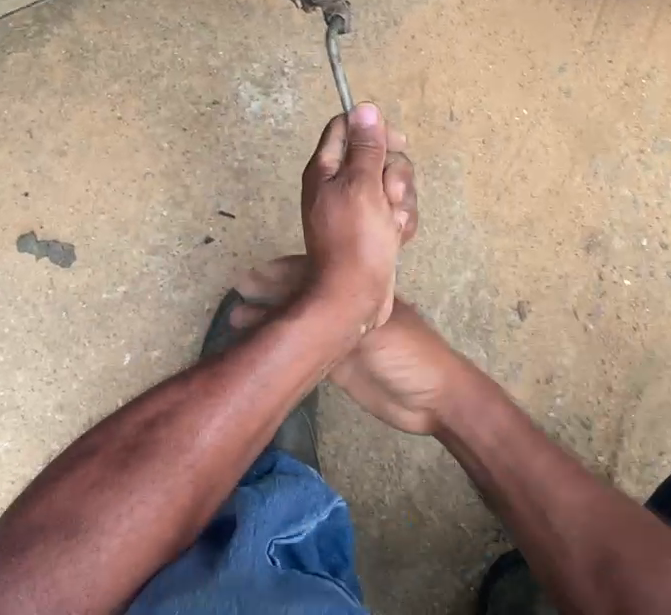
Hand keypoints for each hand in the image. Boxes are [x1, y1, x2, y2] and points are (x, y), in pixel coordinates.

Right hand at [233, 259, 465, 436]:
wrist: (434, 399)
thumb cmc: (413, 353)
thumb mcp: (380, 327)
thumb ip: (344, 315)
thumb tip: (306, 305)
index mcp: (360, 287)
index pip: (317, 270)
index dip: (284, 270)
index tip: (254, 274)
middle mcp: (346, 306)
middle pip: (303, 292)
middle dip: (271, 289)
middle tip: (238, 290)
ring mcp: (339, 335)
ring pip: (299, 320)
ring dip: (270, 317)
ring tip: (236, 319)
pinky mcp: (336, 364)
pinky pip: (302, 349)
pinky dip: (281, 345)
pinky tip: (258, 346)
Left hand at [299, 103, 413, 331]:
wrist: (355, 297)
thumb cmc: (355, 240)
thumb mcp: (362, 185)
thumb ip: (366, 147)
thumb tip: (364, 107)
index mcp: (326, 168)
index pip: (347, 127)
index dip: (374, 129)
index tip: (396, 142)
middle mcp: (339, 183)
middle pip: (378, 154)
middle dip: (394, 174)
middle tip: (388, 196)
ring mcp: (358, 207)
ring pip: (392, 183)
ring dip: (401, 202)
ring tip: (392, 224)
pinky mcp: (374, 227)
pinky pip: (397, 210)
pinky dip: (400, 223)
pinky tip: (396, 238)